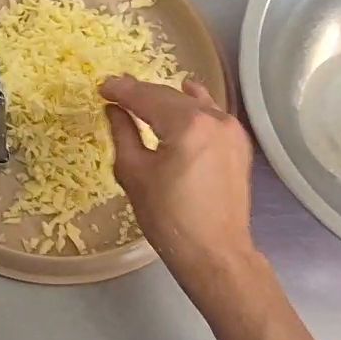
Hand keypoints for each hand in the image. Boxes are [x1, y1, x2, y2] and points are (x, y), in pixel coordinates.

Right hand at [101, 76, 263, 296]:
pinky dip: (192, 108)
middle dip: (142, 93)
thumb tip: (114, 110)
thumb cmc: (168, 218)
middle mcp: (214, 119)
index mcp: (187, 125)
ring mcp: (232, 131)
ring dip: (167, 99)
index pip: (147, 97)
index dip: (121, 90)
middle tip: (116, 91)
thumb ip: (123, 134)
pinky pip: (211, 115)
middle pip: (171, 96)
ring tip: (144, 98)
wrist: (214, 252)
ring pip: (194, 103)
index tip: (102, 87)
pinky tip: (185, 101)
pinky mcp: (239, 145)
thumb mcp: (134, 174)